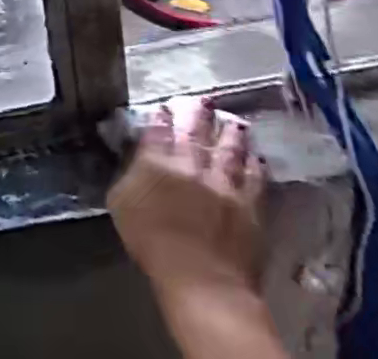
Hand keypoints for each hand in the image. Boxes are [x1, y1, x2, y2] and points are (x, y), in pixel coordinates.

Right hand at [108, 98, 266, 297]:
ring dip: (232, 135)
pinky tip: (256, 158)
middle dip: (198, 115)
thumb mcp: (121, 199)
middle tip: (203, 99)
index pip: (157, 132)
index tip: (163, 106)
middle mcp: (192, 168)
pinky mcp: (251, 208)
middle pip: (195, 135)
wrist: (200, 277)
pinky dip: (254, 165)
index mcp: (155, 163)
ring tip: (235, 121)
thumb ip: (131, 173)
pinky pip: (254, 180)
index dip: (160, 117)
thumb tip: (138, 157)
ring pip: (229, 152)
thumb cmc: (148, 238)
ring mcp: (225, 187)